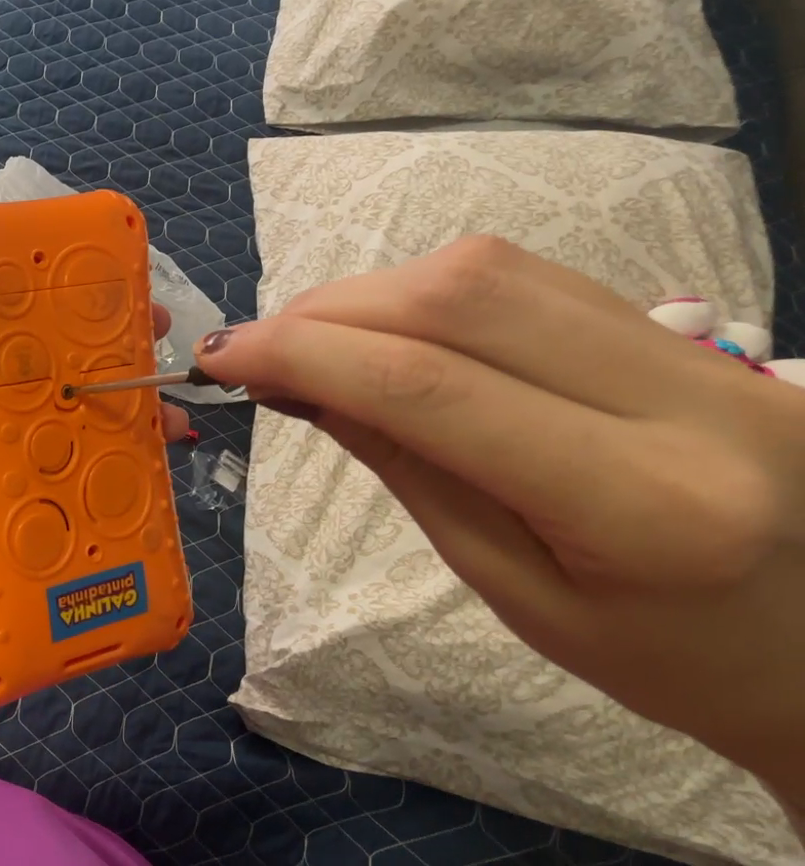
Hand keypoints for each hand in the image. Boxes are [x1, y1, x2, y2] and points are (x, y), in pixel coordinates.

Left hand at [0, 305, 189, 725]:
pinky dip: (116, 501)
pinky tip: (155, 496)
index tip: (84, 303)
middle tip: (156, 360)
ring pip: (71, 457)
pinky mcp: (30, 553)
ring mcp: (8, 507)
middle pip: (44, 407)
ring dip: (121, 436)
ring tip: (174, 429)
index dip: (32, 333)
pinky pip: (77, 515)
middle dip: (99, 376)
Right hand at [194, 236, 804, 802]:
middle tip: (256, 349)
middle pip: (460, 299)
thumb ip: (406, 465)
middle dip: (326, 311)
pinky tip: (389, 330)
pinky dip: (424, 291)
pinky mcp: (685, 324)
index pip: (430, 388)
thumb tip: (297, 381)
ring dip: (368, 294)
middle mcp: (688, 401)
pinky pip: (526, 276)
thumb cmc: (659, 653)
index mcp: (644, 505)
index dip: (304, 354)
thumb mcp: (510, 585)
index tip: (222, 356)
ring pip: (491, 269)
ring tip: (312, 342)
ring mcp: (701, 349)